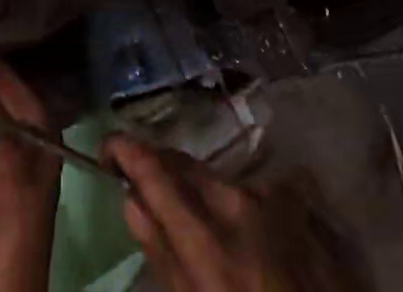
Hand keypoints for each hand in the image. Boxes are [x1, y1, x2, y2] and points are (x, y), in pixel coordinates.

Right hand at [102, 135, 275, 291]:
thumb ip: (162, 252)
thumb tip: (131, 200)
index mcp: (205, 239)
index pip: (153, 171)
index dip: (124, 149)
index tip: (107, 150)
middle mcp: (235, 200)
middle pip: (182, 164)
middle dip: (158, 169)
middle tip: (143, 188)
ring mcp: (269, 196)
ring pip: (214, 175)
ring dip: (197, 188)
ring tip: (199, 220)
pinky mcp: (295, 200)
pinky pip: (251, 183)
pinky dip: (236, 197)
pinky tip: (245, 223)